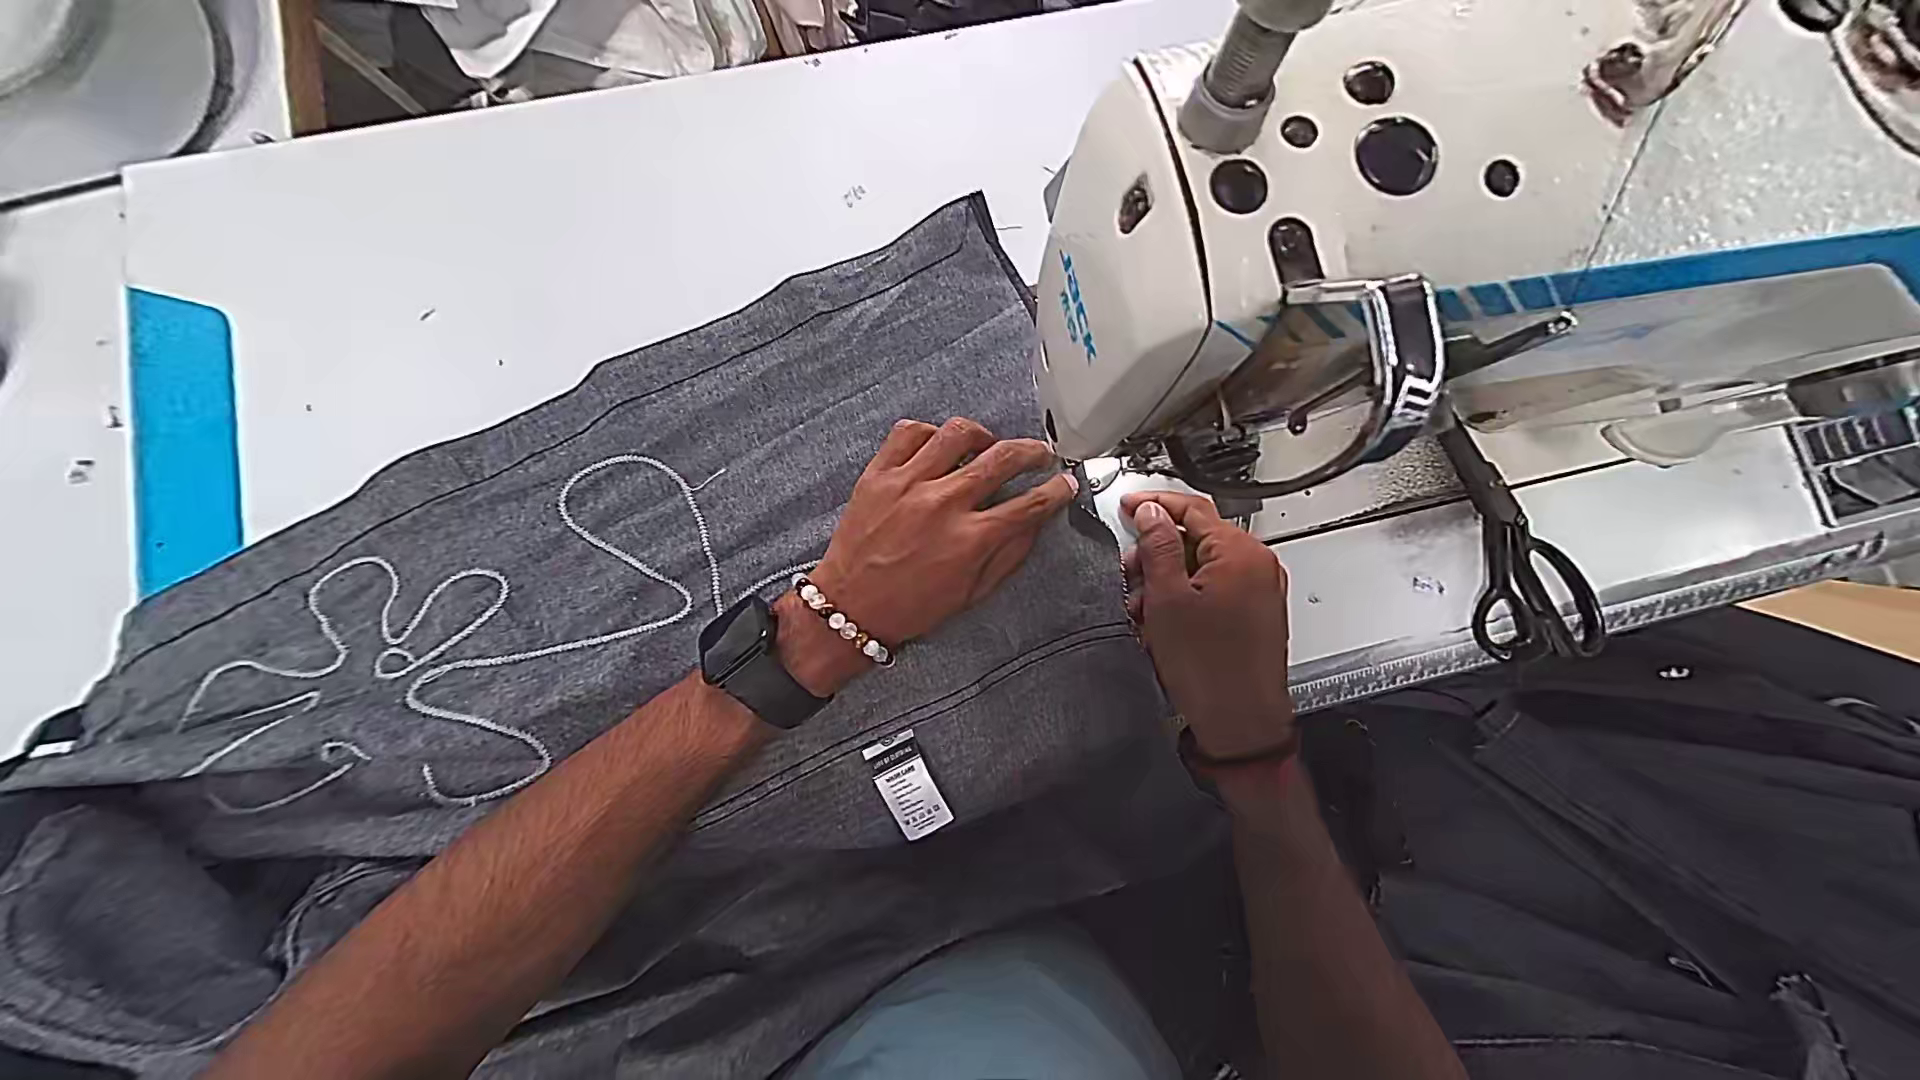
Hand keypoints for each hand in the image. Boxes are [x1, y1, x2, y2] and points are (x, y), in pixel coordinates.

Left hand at [774, 417, 1077, 695]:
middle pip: (1003, 458)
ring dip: (985, 434)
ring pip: (958, 433)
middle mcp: (942, 505)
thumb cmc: (909, 606)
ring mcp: (907, 485)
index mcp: (970, 540)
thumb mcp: (972, 592)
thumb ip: (1009, 555)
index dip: (1056, 489)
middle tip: (1039, 455)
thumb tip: (1036, 523)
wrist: (850, 608)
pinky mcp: (878, 475)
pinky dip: (931, 432)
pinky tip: (939, 445)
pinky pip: (909, 432)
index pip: (1030, 503)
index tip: (1063, 482)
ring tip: (989, 445)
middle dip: (1033, 452)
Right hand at [1121, 491, 1293, 758]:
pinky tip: (1162, 618)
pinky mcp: (1253, 610)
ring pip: (1201, 564)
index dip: (1154, 504)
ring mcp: (1259, 589)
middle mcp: (1258, 565)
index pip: (1192, 508)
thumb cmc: (1211, 670)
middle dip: (1157, 551)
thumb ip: (1157, 546)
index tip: (1129, 506)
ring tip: (1143, 606)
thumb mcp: (1167, 599)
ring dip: (1167, 577)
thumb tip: (1150, 512)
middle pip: (1197, 537)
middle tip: (1130, 570)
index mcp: (1240, 553)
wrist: (1240, 722)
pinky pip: (1213, 587)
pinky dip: (1185, 594)